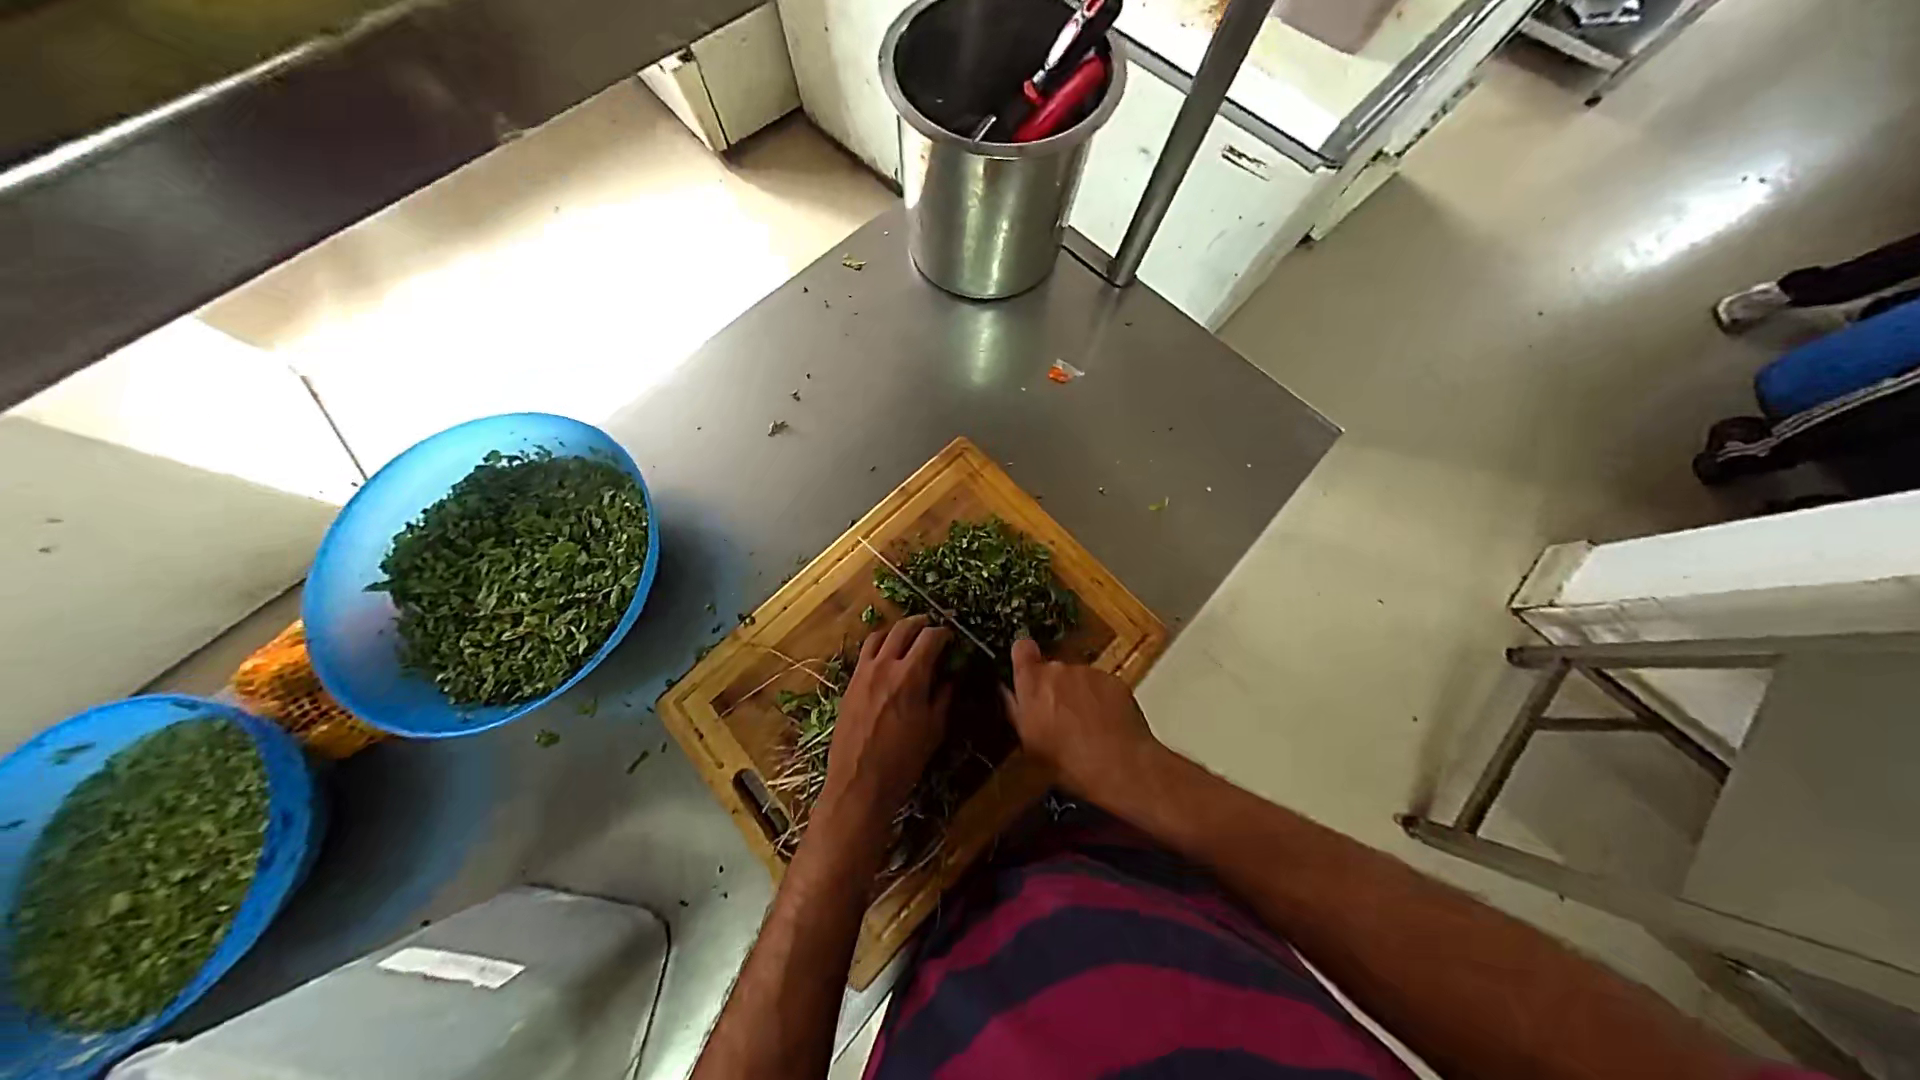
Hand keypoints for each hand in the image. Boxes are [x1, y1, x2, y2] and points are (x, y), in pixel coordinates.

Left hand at [813, 616, 952, 840]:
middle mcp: (884, 665)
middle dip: (921, 623)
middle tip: (932, 627)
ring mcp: (863, 673)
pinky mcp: (850, 684)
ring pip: (880, 635)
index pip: (930, 637)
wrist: (859, 783)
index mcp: (910, 675)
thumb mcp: (934, 729)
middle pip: (903, 628)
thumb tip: (951, 677)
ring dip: (897, 631)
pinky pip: (865, 654)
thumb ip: (944, 696)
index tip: (952, 635)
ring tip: (908, 637)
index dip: (944, 632)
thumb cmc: (904, 760)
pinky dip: (879, 647)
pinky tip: (887, 658)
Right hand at [1005, 637, 1160, 798]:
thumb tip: (1007, 694)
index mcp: (1032, 682)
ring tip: (1085, 728)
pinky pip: (1102, 686)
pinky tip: (1105, 726)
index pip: (1022, 649)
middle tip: (1059, 718)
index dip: (1024, 656)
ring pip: (1078, 680)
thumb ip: (1015, 711)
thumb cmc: (1067, 760)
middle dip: (1054, 689)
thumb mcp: (1028, 743)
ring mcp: (1089, 673)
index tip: (1027, 668)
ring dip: (1079, 696)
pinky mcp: (1114, 681)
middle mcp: (1059, 670)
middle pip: (1052, 671)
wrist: (1117, 764)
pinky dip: (1102, 700)